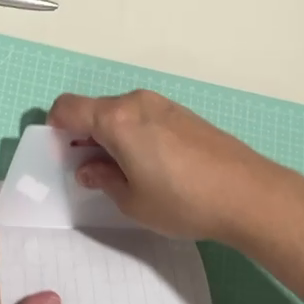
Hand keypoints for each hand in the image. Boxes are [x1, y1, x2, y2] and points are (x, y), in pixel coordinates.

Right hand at [49, 90, 277, 241]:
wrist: (248, 194)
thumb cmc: (182, 200)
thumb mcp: (132, 201)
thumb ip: (103, 180)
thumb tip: (89, 170)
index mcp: (115, 119)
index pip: (67, 107)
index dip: (55, 128)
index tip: (60, 155)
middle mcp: (135, 102)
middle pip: (94, 110)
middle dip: (84, 136)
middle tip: (91, 170)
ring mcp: (162, 105)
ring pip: (120, 113)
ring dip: (110, 136)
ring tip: (124, 172)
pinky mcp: (183, 114)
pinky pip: (143, 117)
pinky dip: (134, 134)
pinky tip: (153, 166)